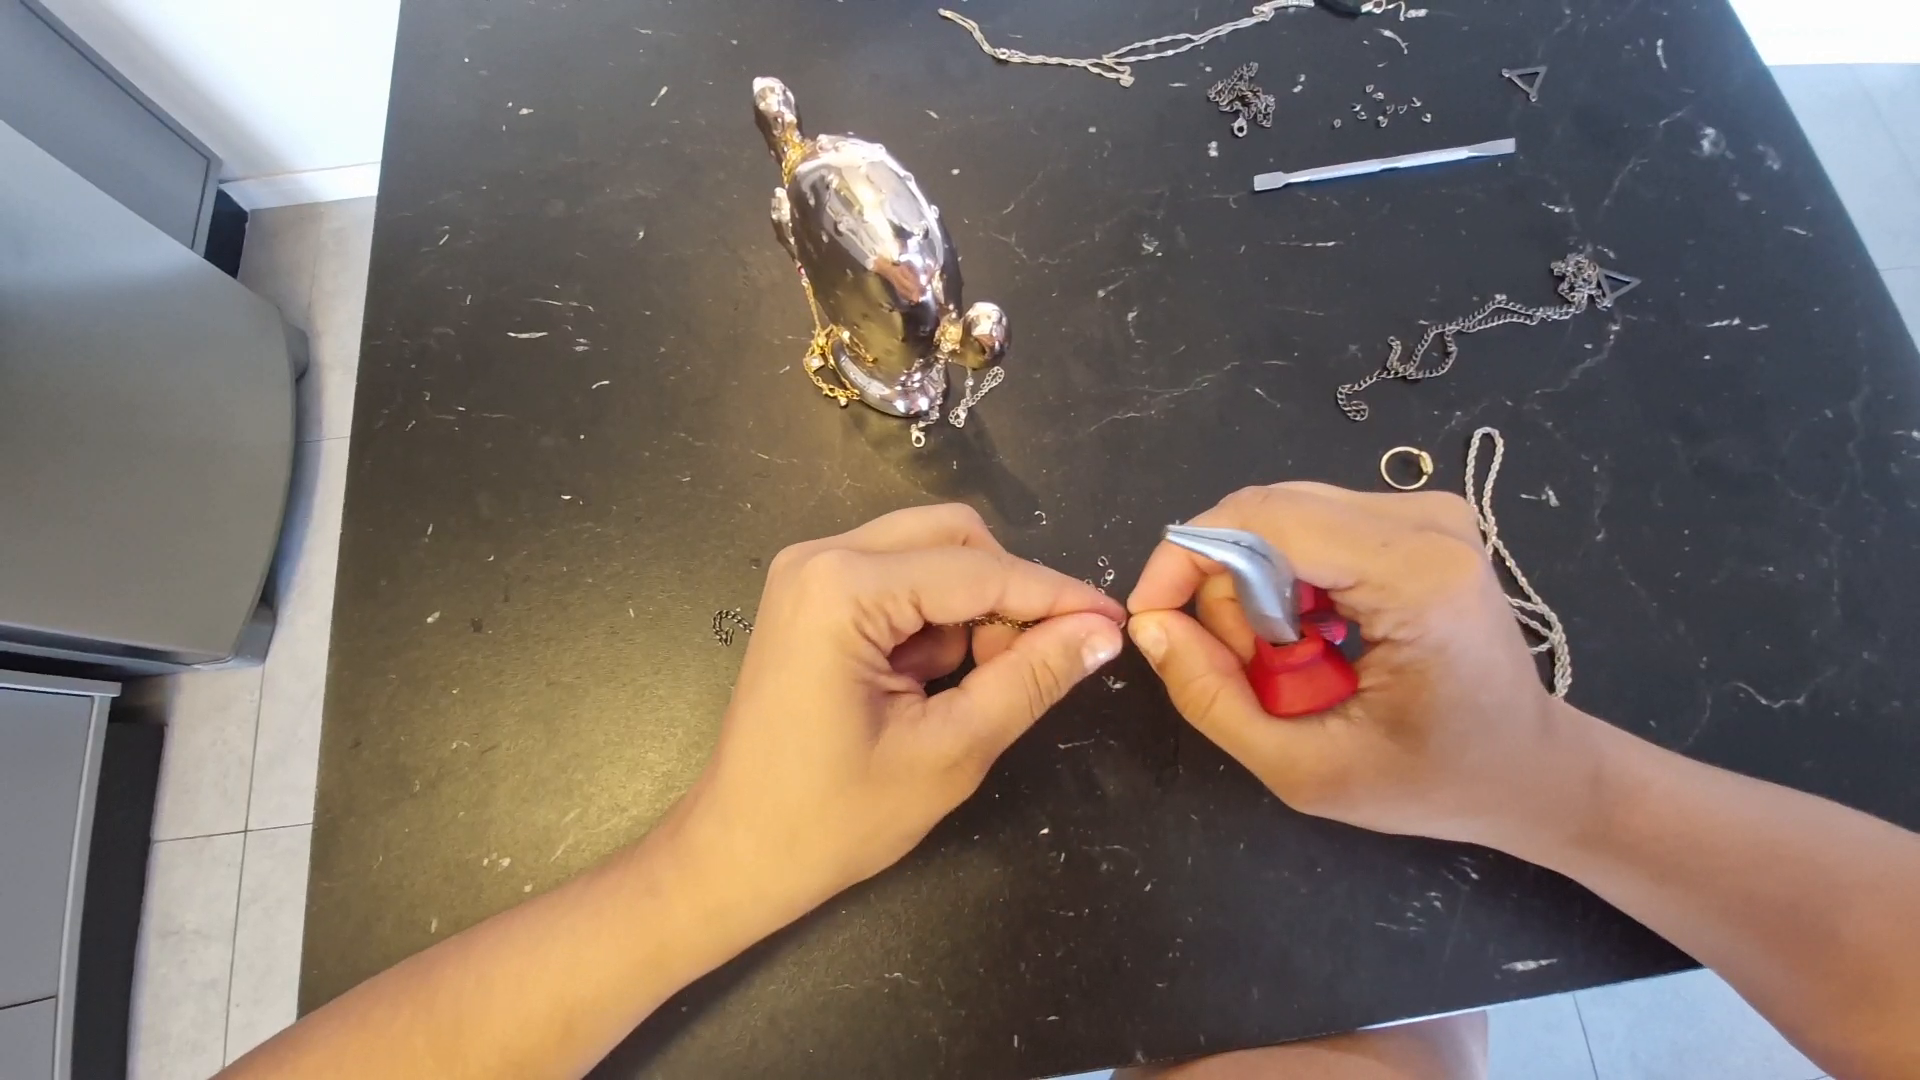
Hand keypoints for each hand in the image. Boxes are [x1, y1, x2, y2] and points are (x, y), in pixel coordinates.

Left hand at [676, 504, 1126, 917]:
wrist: (737, 854)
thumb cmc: (835, 818)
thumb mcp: (950, 751)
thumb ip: (1030, 679)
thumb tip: (1099, 632)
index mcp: (844, 588)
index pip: (980, 571)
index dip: (1056, 596)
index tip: (1113, 620)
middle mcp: (822, 556)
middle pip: (953, 537)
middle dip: (1007, 594)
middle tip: (1031, 660)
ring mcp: (811, 571)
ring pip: (930, 555)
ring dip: (969, 610)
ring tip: (963, 687)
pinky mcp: (813, 594)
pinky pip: (901, 580)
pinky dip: (934, 621)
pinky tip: (923, 682)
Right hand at [1127, 482, 1591, 847]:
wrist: (1532, 769)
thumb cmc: (1432, 781)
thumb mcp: (1302, 768)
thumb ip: (1210, 697)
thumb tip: (1149, 623)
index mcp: (1414, 574)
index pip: (1258, 523)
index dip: (1184, 563)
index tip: (1152, 620)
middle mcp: (1423, 518)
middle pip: (1259, 516)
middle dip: (1220, 590)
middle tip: (1240, 665)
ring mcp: (1422, 510)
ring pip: (1272, 518)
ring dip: (1246, 589)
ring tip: (1275, 658)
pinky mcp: (1412, 516)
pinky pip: (1300, 527)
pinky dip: (1275, 580)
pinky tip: (1301, 632)